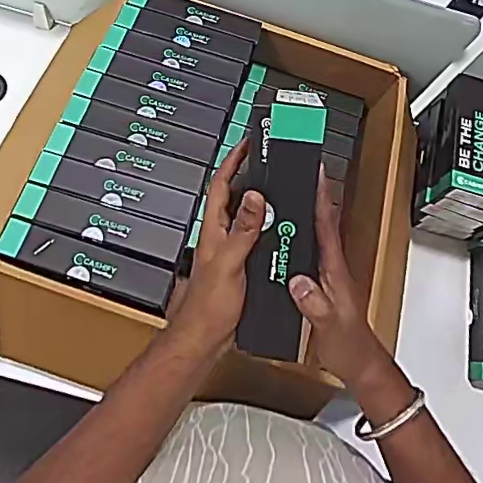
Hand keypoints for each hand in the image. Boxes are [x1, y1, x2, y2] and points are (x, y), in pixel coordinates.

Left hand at [165, 139, 264, 351]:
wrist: (203, 339)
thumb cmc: (207, 307)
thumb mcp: (229, 264)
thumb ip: (242, 230)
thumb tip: (255, 198)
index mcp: (213, 231)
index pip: (222, 186)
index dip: (233, 161)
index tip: (247, 144)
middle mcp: (219, 237)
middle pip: (234, 197)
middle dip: (249, 175)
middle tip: (267, 161)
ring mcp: (229, 251)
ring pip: (244, 217)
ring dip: (259, 202)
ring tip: (279, 190)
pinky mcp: (238, 266)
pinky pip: (253, 238)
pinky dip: (266, 228)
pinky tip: (278, 231)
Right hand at [287, 166, 395, 391]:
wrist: (361, 363)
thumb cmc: (350, 345)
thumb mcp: (328, 326)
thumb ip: (314, 303)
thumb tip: (298, 281)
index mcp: (336, 271)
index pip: (328, 227)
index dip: (323, 198)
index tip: (317, 174)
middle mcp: (333, 269)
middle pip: (322, 224)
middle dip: (313, 198)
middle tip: (299, 176)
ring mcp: (329, 276)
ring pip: (316, 238)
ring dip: (306, 217)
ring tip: (291, 198)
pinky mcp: (323, 286)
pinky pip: (310, 255)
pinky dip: (300, 241)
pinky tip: (288, 242)